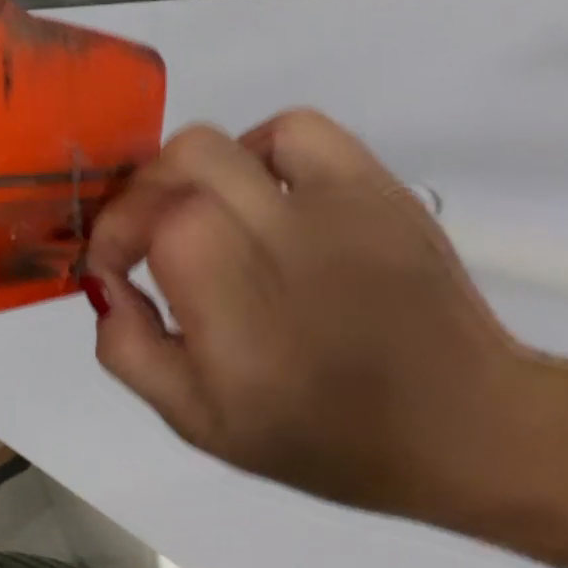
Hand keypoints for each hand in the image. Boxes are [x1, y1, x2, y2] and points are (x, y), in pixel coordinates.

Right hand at [83, 109, 529, 516]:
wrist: (459, 428)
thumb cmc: (313, 434)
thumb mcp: (192, 419)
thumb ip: (127, 349)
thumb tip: (109, 286)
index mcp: (235, 299)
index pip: (152, 217)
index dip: (113, 236)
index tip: (111, 271)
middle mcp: (284, 236)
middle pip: (185, 161)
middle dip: (140, 197)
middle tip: (142, 242)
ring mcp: (338, 206)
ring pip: (232, 140)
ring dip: (191, 173)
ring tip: (196, 216)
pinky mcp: (377, 192)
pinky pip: (301, 133)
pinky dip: (258, 150)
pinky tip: (256, 195)